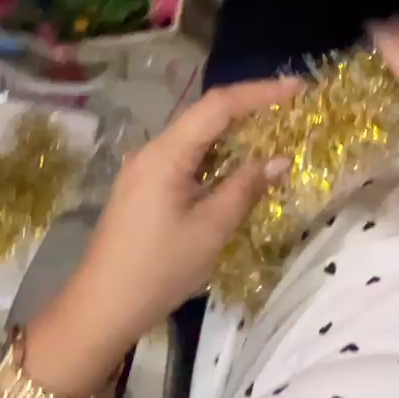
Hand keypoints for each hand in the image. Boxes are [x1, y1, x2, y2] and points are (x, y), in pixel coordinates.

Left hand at [27, 78, 301, 393]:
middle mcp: (153, 150)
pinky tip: (240, 165)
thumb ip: (245, 188)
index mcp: (166, 154)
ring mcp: (146, 168)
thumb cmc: (158, 269)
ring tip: (274, 131)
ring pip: (197, 136)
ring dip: (235, 131)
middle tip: (292, 107)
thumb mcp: (211, 229)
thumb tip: (279, 159)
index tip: (297, 88)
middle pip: (206, 115)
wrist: (101, 309)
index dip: (260, 92)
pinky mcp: (146, 187)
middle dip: (250, 107)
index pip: (218, 106)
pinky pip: (188, 157)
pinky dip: (218, 154)